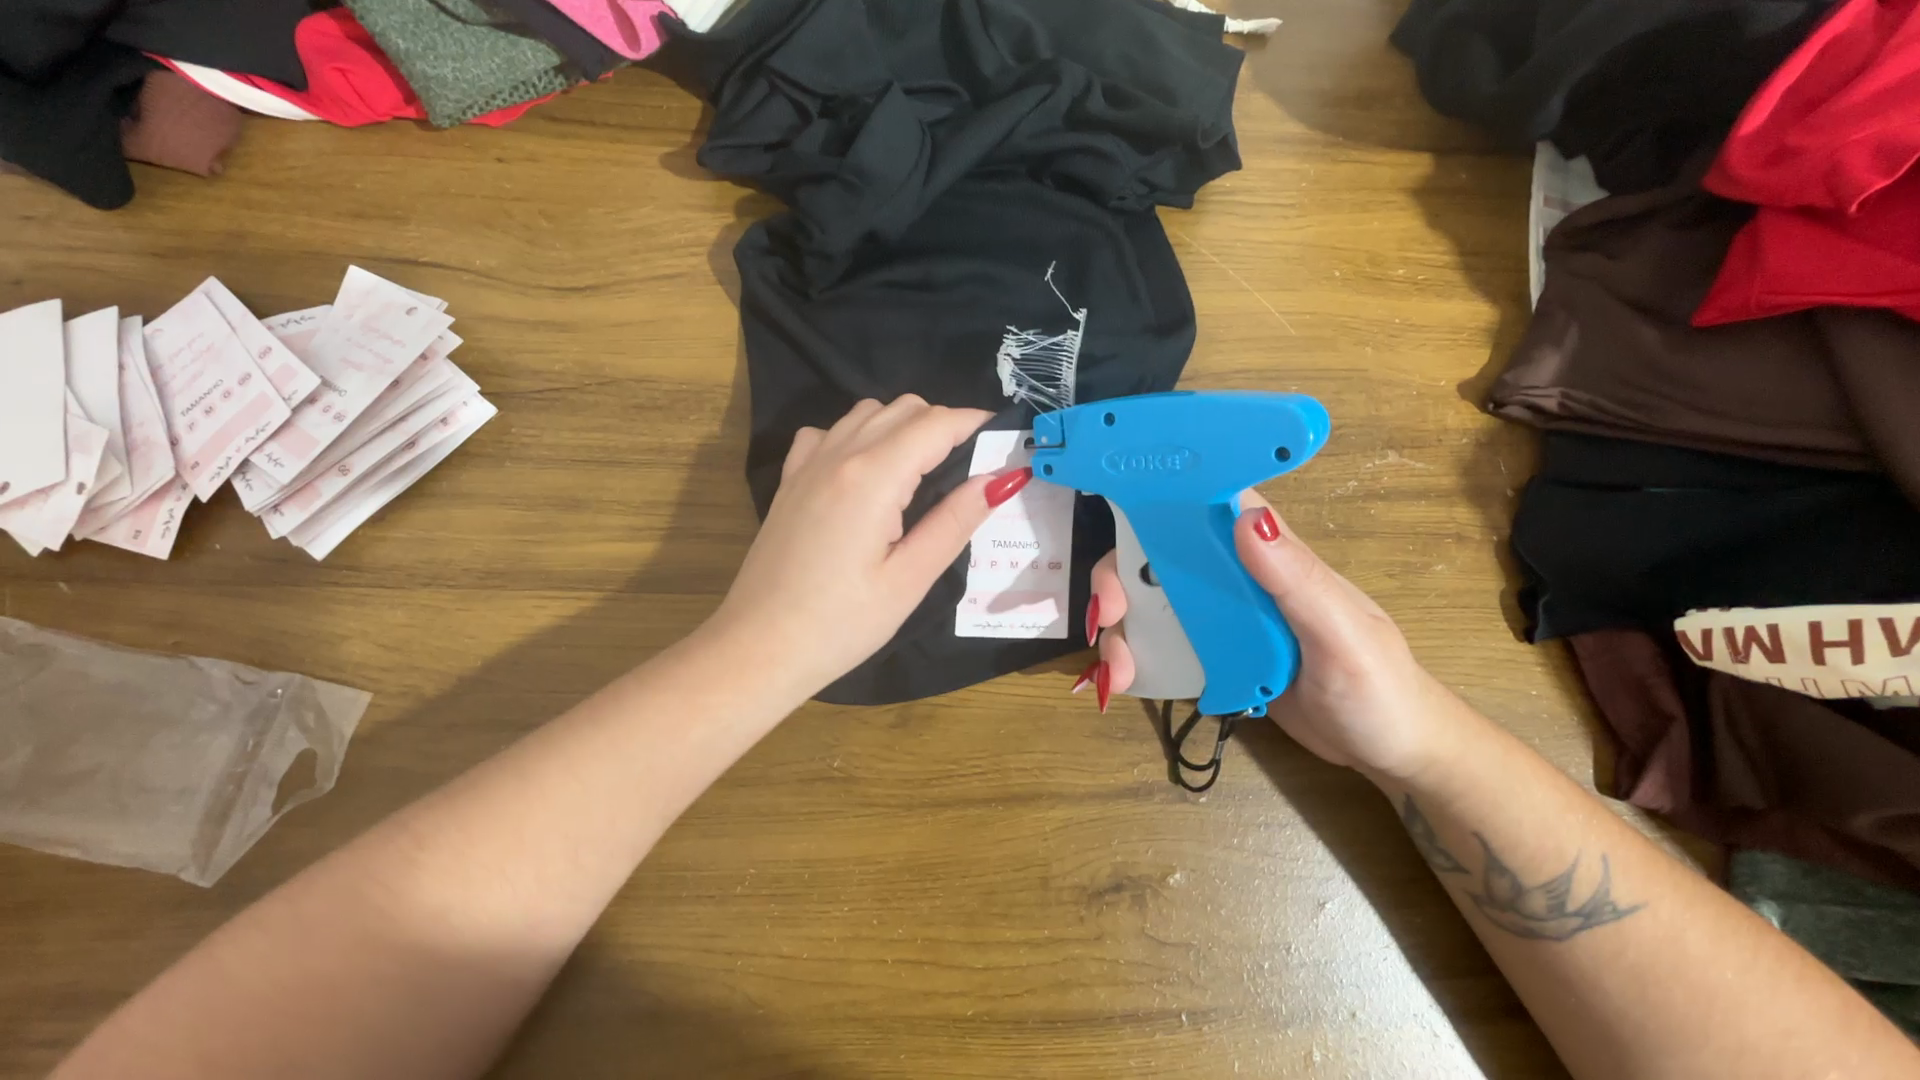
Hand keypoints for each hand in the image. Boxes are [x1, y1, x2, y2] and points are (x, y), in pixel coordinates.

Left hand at [706, 396, 1030, 699]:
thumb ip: (955, 522)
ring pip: (867, 412)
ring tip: (922, 472)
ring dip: (902, 426)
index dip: (974, 424)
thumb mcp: (909, 580)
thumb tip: (999, 479)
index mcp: (873, 477)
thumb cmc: (841, 625)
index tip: (1003, 441)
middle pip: (903, 408)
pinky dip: (858, 436)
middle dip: (942, 425)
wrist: (759, 647)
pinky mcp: (790, 480)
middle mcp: (838, 454)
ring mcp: (808, 463)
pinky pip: (829, 432)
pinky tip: (865, 474)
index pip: (935, 424)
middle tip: (967, 468)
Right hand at [1084, 490, 1453, 779]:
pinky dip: (1134, 657)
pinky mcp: (1214, 656)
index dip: (1160, 501)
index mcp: (1273, 555)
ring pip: (1152, 603)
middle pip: (1160, 556)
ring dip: (1122, 628)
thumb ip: (1297, 580)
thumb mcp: (1342, 635)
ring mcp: (1222, 619)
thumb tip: (1244, 518)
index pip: (1209, 504)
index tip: (1120, 524)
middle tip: (1106, 617)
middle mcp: (1238, 577)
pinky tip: (1124, 681)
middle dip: (1119, 579)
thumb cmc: (1379, 689)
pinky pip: (1163, 645)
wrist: (1387, 752)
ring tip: (1116, 671)